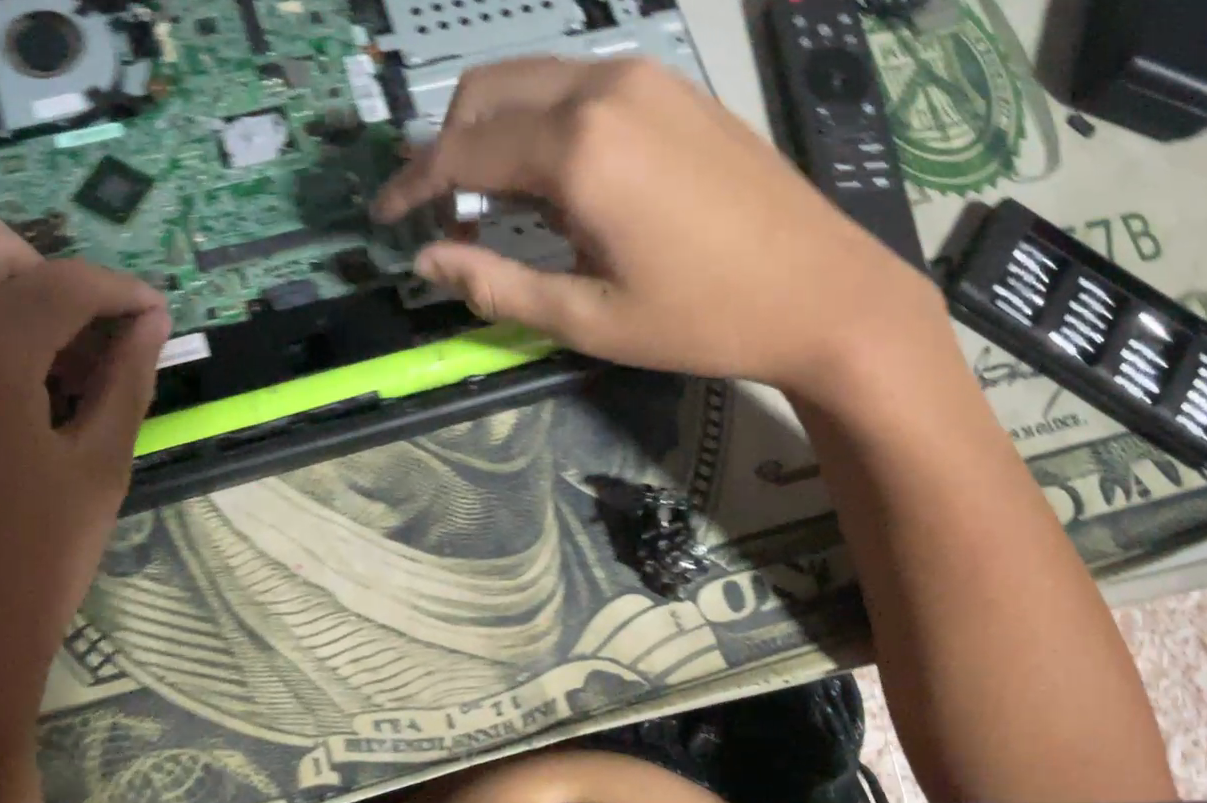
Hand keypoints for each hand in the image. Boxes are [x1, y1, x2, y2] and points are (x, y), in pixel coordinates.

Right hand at [373, 57, 941, 390]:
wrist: (822, 291)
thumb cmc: (702, 319)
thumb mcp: (587, 320)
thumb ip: (494, 287)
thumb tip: (426, 263)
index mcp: (579, 148)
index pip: (462, 150)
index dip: (413, 187)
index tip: (384, 218)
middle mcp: (604, 88)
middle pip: (487, 95)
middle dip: (447, 150)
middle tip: (439, 217)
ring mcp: (644, 78)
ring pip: (531, 83)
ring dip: (492, 134)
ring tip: (489, 207)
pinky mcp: (672, 88)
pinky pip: (578, 89)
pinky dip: (540, 125)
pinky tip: (550, 182)